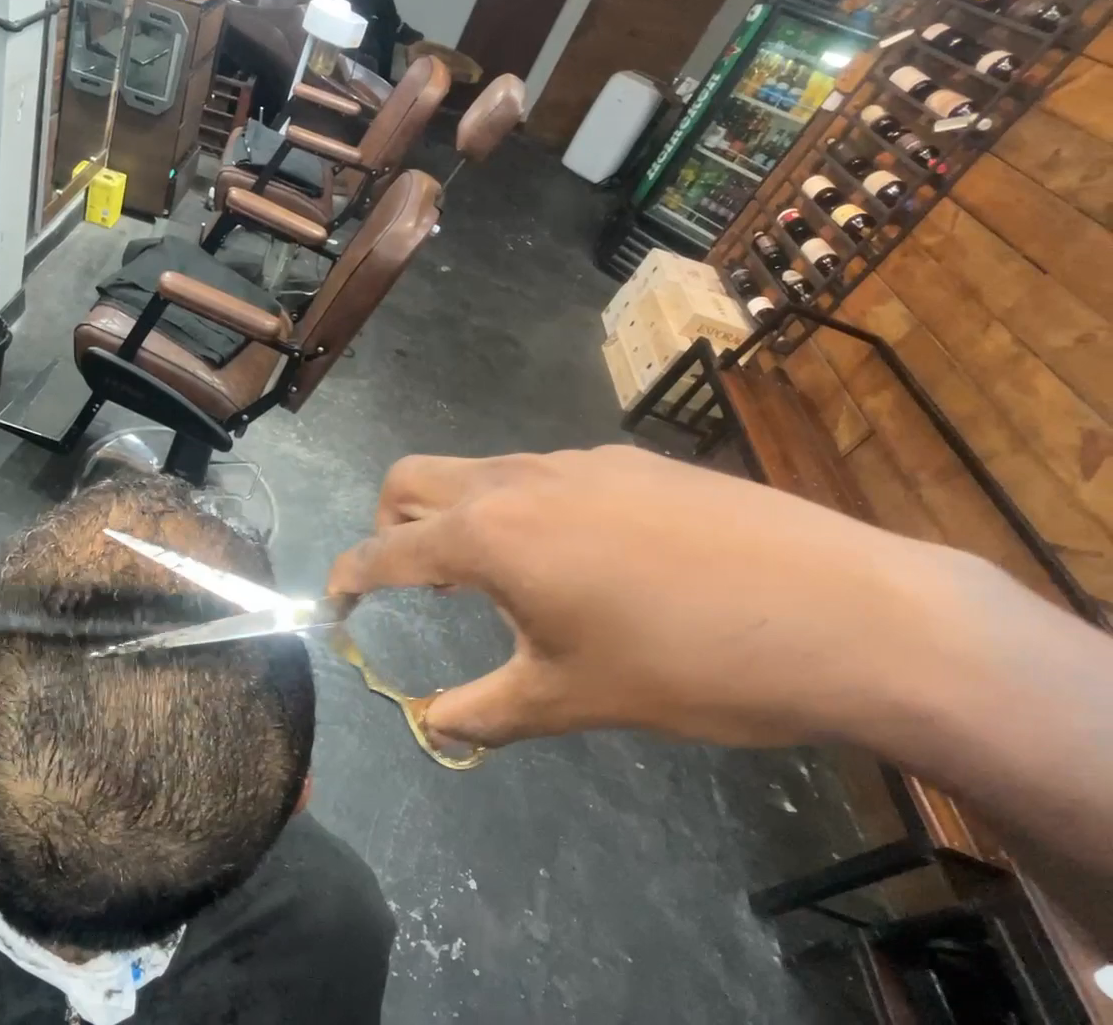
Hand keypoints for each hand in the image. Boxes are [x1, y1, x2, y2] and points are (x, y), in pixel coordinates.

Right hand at [328, 447, 992, 750]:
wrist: (852, 616)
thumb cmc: (686, 664)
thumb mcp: (568, 699)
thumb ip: (482, 713)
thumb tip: (433, 728)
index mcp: (488, 536)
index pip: (383, 551)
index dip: (347, 578)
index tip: (335, 602)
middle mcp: (517, 481)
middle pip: (410, 481)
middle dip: (388, 527)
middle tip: (410, 579)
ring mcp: (577, 461)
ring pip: (477, 472)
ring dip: (457, 515)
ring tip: (499, 576)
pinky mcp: (630, 461)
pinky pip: (540, 473)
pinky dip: (520, 508)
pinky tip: (578, 558)